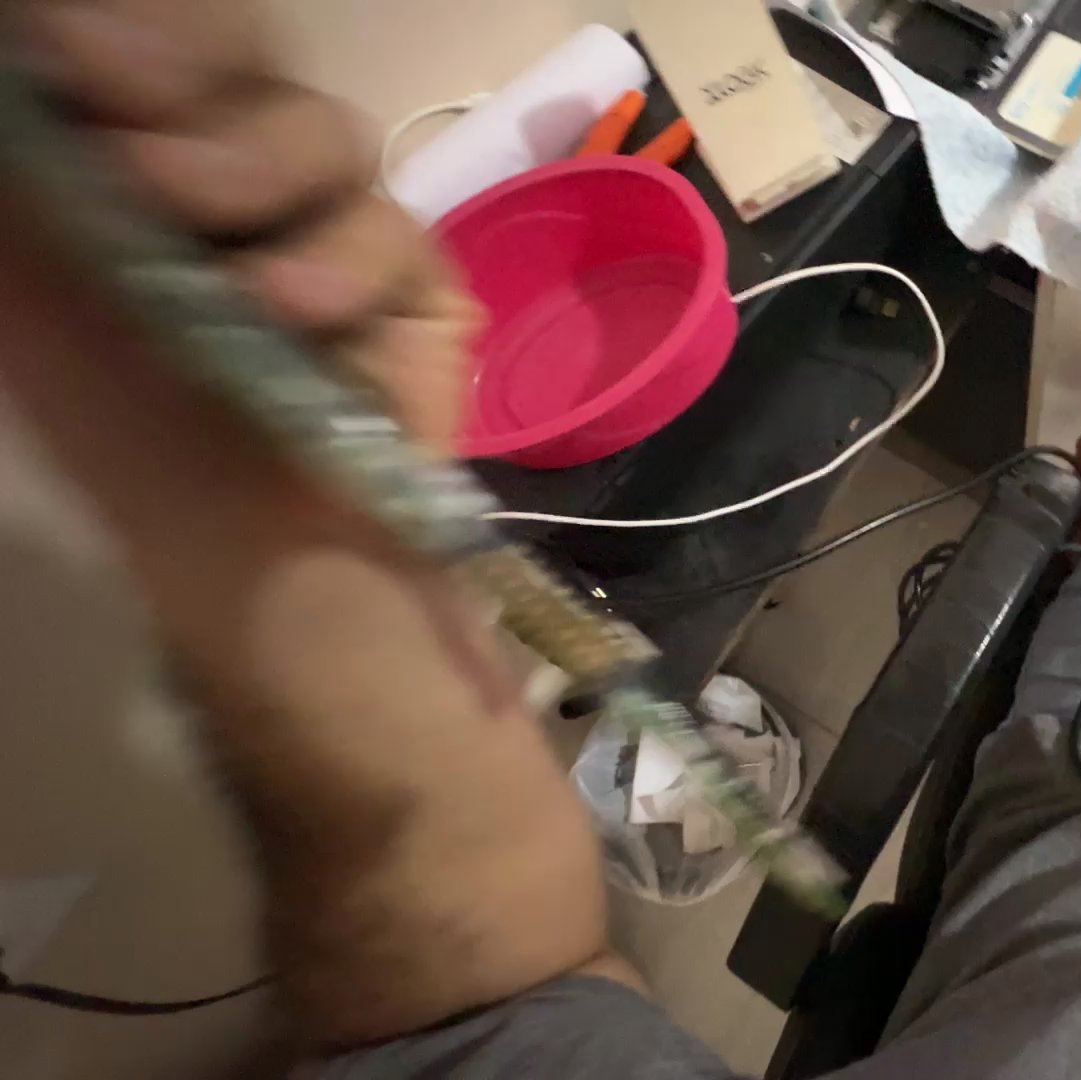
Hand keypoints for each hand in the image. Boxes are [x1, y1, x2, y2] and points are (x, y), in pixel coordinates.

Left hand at [16, 0, 478, 451]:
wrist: (261, 536)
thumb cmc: (132, 426)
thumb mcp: (31, 284)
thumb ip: (33, 180)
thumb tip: (35, 85)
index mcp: (145, 150)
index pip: (161, 40)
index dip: (140, 25)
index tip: (68, 57)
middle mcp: (252, 172)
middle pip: (260, 59)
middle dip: (197, 70)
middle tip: (130, 131)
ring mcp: (348, 228)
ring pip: (336, 138)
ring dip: (268, 177)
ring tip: (234, 274)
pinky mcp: (425, 291)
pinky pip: (404, 238)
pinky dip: (353, 266)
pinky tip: (304, 315)